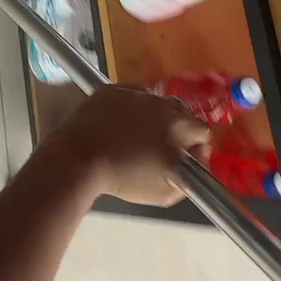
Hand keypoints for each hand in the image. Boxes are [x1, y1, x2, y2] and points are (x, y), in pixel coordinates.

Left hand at [48, 86, 211, 206]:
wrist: (79, 158)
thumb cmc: (123, 178)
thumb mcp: (166, 192)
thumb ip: (190, 177)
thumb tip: (194, 160)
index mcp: (180, 128)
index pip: (201, 131)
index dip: (195, 145)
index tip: (183, 155)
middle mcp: (162, 105)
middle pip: (180, 112)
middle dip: (176, 127)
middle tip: (159, 143)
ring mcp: (136, 94)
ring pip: (155, 100)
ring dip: (153, 114)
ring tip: (137, 131)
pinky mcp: (113, 89)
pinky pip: (131, 93)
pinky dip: (131, 104)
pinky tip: (120, 119)